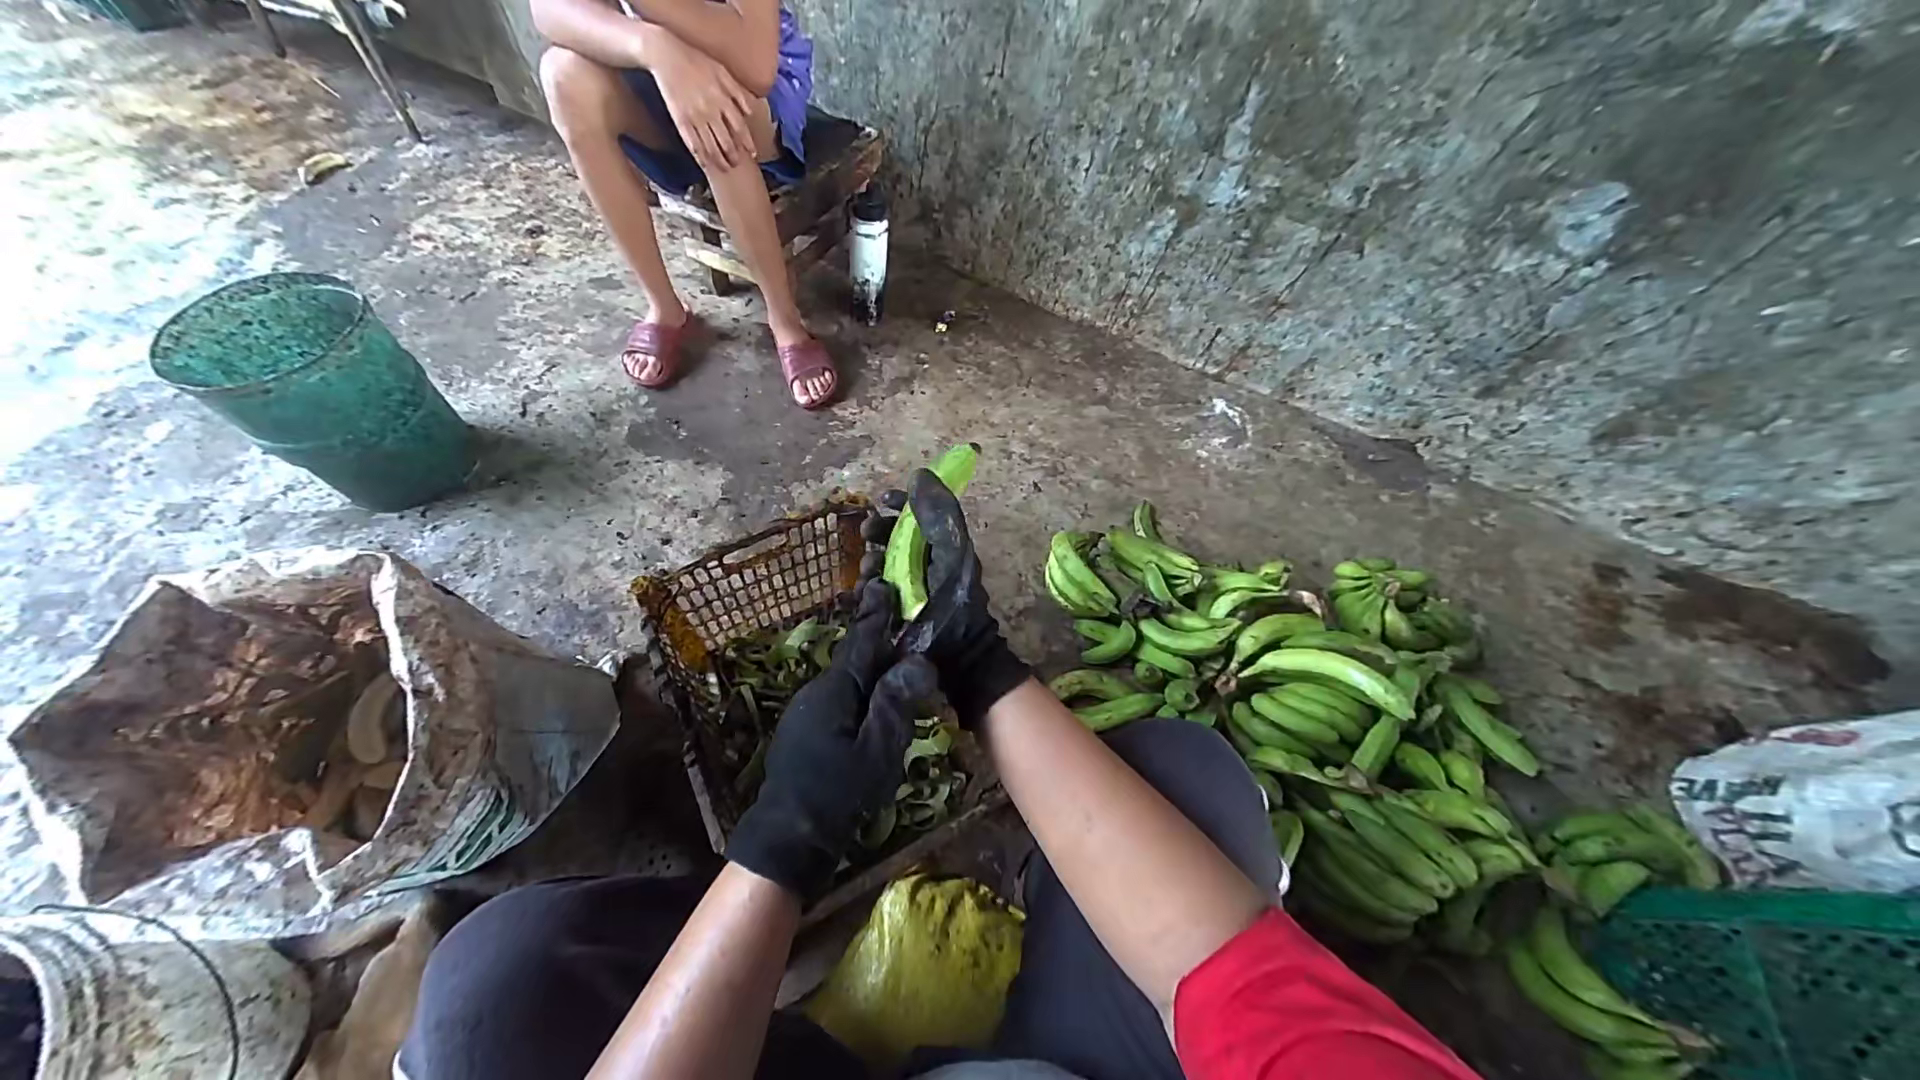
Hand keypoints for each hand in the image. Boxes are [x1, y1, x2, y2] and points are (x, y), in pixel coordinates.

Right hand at [650, 37, 756, 171]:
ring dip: (719, 161)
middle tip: (736, 164)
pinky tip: (705, 164)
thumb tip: (749, 112)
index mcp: (722, 99)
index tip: (752, 154)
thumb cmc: (695, 60)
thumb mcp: (721, 71)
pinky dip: (700, 156)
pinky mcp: (680, 120)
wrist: (665, 55)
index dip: (747, 143)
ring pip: (711, 147)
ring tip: (724, 168)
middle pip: (727, 142)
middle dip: (733, 156)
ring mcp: (695, 117)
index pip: (740, 128)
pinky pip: (693, 143)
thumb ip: (737, 92)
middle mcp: (711, 111)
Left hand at [726, 580, 937, 899]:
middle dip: (882, 649)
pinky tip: (876, 716)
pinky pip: (840, 703)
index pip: (862, 642)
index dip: (876, 614)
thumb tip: (918, 660)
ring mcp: (806, 712)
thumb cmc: (838, 791)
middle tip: (912, 640)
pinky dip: (861, 699)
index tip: (883, 585)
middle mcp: (817, 692)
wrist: (788, 837)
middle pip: (857, 662)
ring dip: (874, 678)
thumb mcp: (878, 748)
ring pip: (849, 684)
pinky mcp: (804, 732)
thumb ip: (896, 702)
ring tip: (902, 680)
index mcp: (836, 689)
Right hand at [865, 470, 1031, 727]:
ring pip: (876, 562)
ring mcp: (903, 587)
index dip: (900, 503)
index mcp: (939, 545)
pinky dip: (863, 589)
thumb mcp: (953, 552)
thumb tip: (920, 474)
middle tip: (868, 532)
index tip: (884, 500)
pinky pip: (868, 592)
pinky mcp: (888, 611)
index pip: (916, 515)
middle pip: (891, 536)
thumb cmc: (957, 601)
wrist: (955, 655)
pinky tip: (863, 592)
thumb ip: (940, 515)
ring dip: (869, 560)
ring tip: (869, 568)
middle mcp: (920, 562)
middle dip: (878, 530)